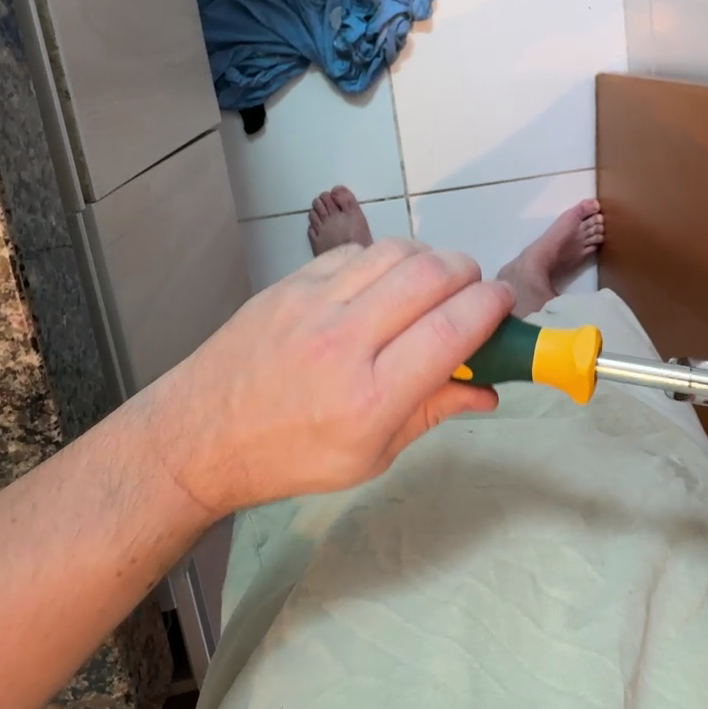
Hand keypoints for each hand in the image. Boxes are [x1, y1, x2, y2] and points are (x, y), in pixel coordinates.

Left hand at [129, 238, 514, 518]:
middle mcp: (344, 342)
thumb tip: (489, 390)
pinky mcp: (291, 283)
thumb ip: (433, 412)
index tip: (505, 302)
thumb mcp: (370, 457)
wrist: (202, 433)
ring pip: (396, 251)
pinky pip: (356, 251)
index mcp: (370, 398)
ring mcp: (313, 303)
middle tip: (472, 290)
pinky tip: (383, 283)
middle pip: (431, 275)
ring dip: (430, 259)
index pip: (450, 331)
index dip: (491, 306)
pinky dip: (385, 260)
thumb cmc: (292, 456)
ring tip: (432, 283)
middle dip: (469, 273)